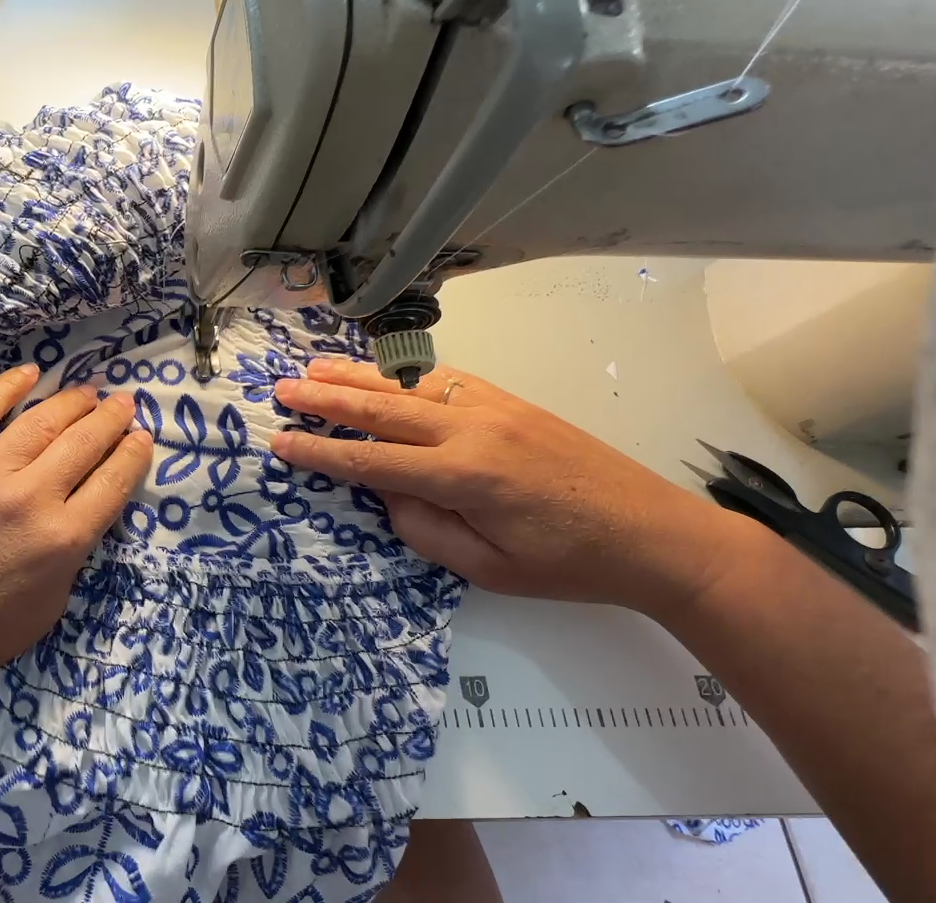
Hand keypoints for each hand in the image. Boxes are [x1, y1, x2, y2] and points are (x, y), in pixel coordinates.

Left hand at [0, 364, 152, 714]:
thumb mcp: (47, 611)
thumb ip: (70, 558)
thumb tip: (78, 512)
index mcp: (61, 541)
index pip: (113, 483)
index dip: (133, 455)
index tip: (142, 437)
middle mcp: (29, 498)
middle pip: (84, 444)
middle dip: (112, 420)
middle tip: (125, 403)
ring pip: (40, 422)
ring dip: (72, 401)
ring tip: (89, 391)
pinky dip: (6, 387)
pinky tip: (30, 373)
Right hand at [268, 359, 759, 614]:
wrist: (655, 534)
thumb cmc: (568, 563)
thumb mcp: (488, 568)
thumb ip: (425, 529)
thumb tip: (389, 492)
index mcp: (464, 477)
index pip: (371, 462)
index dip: (320, 454)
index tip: (279, 443)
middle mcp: (471, 430)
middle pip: (381, 408)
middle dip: (325, 399)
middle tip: (282, 388)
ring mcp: (493, 408)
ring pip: (408, 384)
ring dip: (357, 375)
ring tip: (315, 367)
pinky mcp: (511, 400)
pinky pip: (445, 379)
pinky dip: (404, 373)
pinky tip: (381, 371)